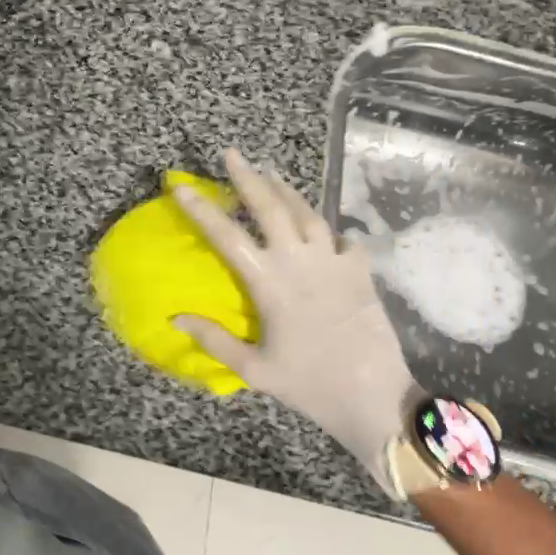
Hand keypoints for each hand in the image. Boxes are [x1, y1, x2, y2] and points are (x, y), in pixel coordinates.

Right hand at [172, 149, 419, 491]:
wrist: (379, 400)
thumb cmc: (311, 386)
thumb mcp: (256, 371)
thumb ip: (215, 340)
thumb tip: (176, 318)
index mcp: (270, 284)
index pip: (227, 237)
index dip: (202, 210)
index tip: (181, 187)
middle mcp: (300, 263)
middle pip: (271, 208)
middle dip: (248, 178)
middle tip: (232, 154)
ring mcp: (335, 264)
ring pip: (308, 214)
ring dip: (286, 191)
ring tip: (271, 172)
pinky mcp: (361, 273)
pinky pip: (343, 238)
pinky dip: (329, 227)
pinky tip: (323, 226)